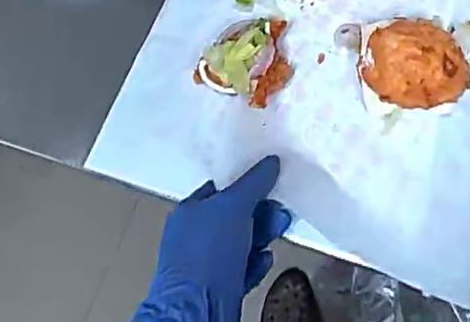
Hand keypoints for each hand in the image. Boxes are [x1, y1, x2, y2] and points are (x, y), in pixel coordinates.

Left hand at [136, 156, 292, 321]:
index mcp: (190, 212)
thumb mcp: (234, 205)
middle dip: (259, 211)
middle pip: (233, 216)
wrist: (198, 315)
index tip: (266, 179)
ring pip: (241, 243)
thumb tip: (270, 163)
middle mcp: (194, 239)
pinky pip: (243, 270)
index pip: (219, 189)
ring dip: (262, 235)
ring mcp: (206, 267)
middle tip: (279, 206)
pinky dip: (256, 263)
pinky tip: (265, 258)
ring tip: (279, 227)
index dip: (243, 182)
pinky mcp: (220, 290)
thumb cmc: (205, 257)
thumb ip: (254, 182)